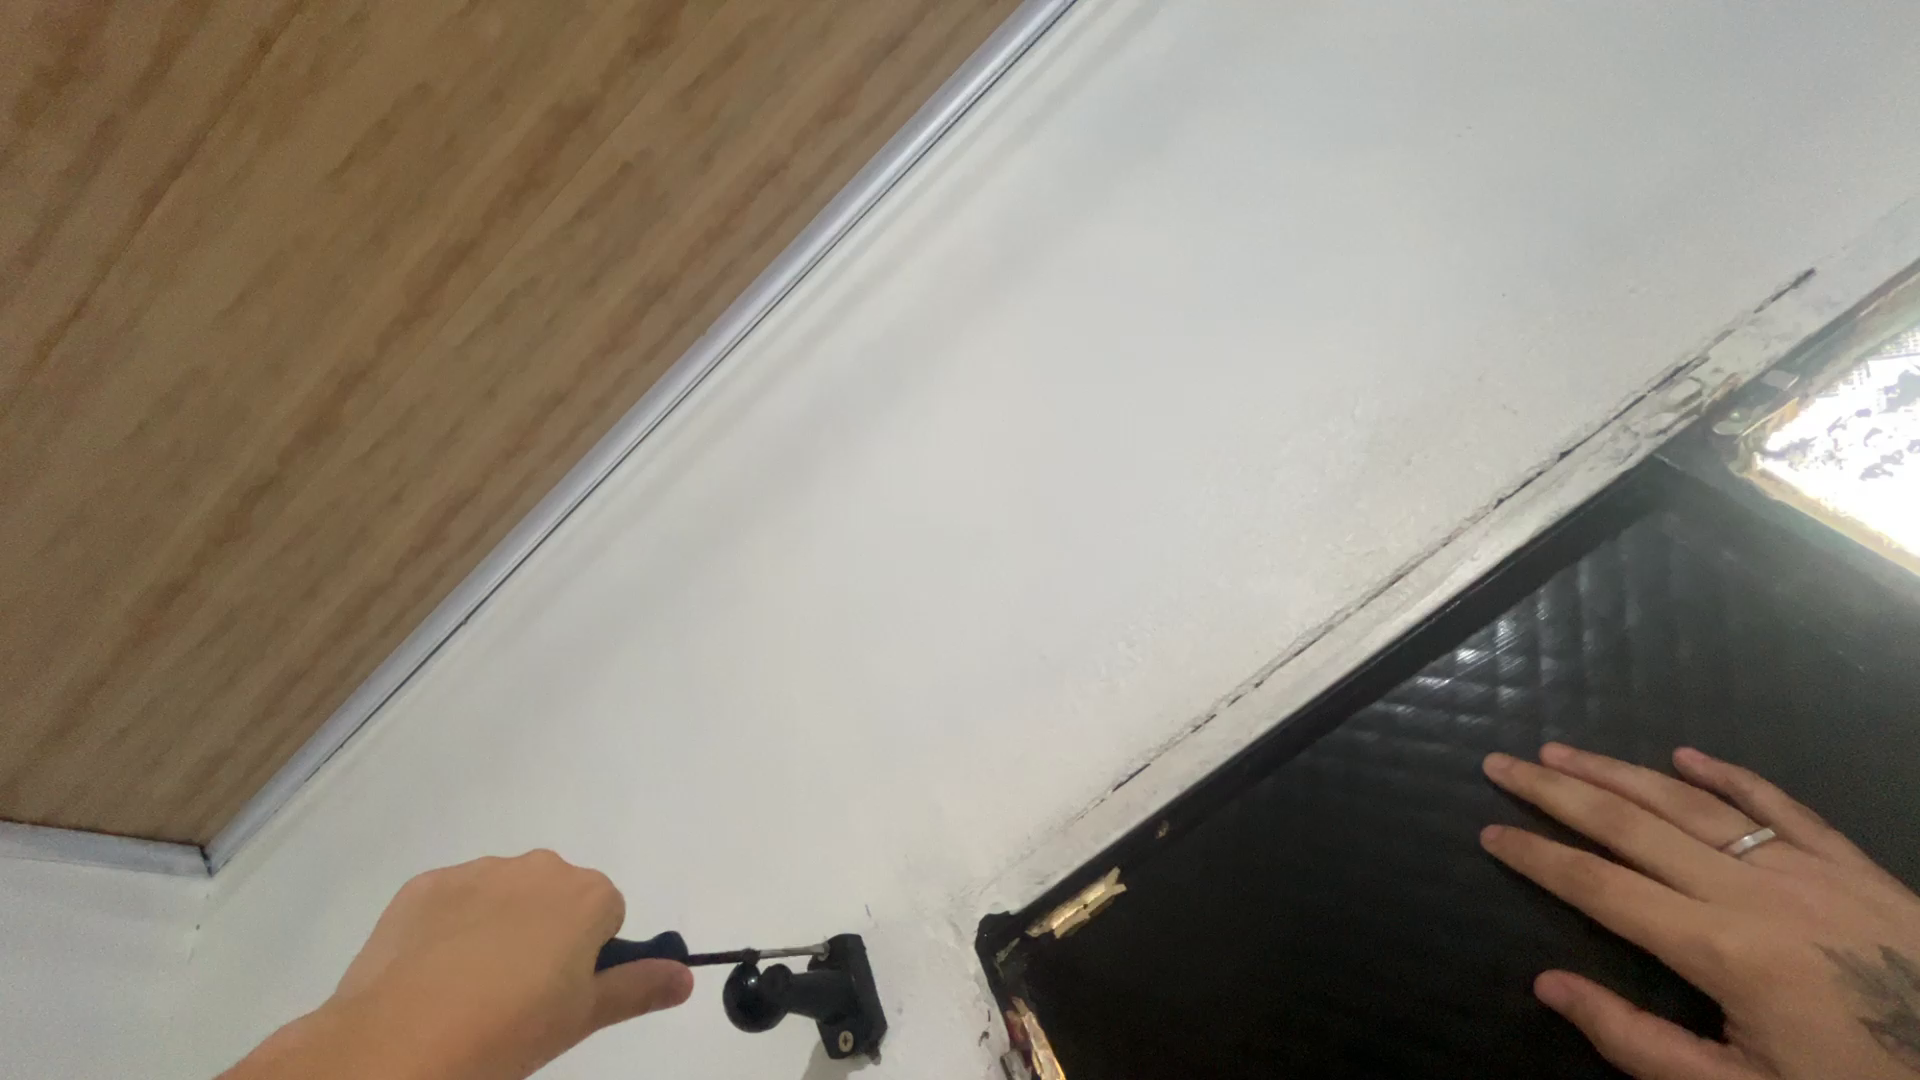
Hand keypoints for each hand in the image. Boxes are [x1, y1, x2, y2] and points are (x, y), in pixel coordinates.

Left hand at [221, 850, 692, 1079]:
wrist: (393, 1050)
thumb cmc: (506, 1033)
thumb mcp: (581, 1018)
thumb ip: (639, 987)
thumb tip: (686, 977)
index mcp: (589, 895)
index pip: (606, 915)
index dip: (585, 957)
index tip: (557, 993)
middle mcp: (543, 867)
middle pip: (558, 896)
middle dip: (544, 933)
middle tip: (514, 994)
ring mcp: (481, 871)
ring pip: (506, 894)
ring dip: (498, 925)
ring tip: (464, 988)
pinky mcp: (426, 883)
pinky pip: (453, 897)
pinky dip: (449, 925)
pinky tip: (428, 971)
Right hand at [1481, 744, 1919, 1079]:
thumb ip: (1641, 1043)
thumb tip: (1547, 985)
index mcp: (1720, 950)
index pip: (1594, 884)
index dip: (1533, 854)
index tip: (1488, 831)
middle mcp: (1751, 894)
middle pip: (1626, 824)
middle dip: (1551, 790)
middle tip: (1499, 762)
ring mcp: (1808, 873)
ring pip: (1687, 804)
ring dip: (1615, 771)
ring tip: (1559, 749)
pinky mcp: (1861, 871)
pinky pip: (1783, 809)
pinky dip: (1730, 777)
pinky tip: (1685, 755)